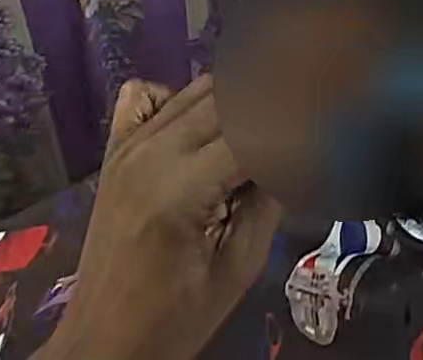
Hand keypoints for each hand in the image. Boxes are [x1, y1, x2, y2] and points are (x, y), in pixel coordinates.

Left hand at [41, 76, 280, 359]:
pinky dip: (182, 95)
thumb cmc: (173, 319)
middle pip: (230, 98)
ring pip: (199, 88)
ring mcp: (129, 144)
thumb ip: (269, 199)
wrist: (99, 344)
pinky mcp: (115, 147)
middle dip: (272, 104)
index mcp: (181, 188)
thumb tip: (298, 148)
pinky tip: (203, 122)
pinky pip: (149, 94)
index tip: (323, 122)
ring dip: (239, 97)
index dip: (295, 125)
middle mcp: (153, 151)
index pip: (255, 131)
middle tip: (303, 116)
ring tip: (266, 119)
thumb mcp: (237, 269)